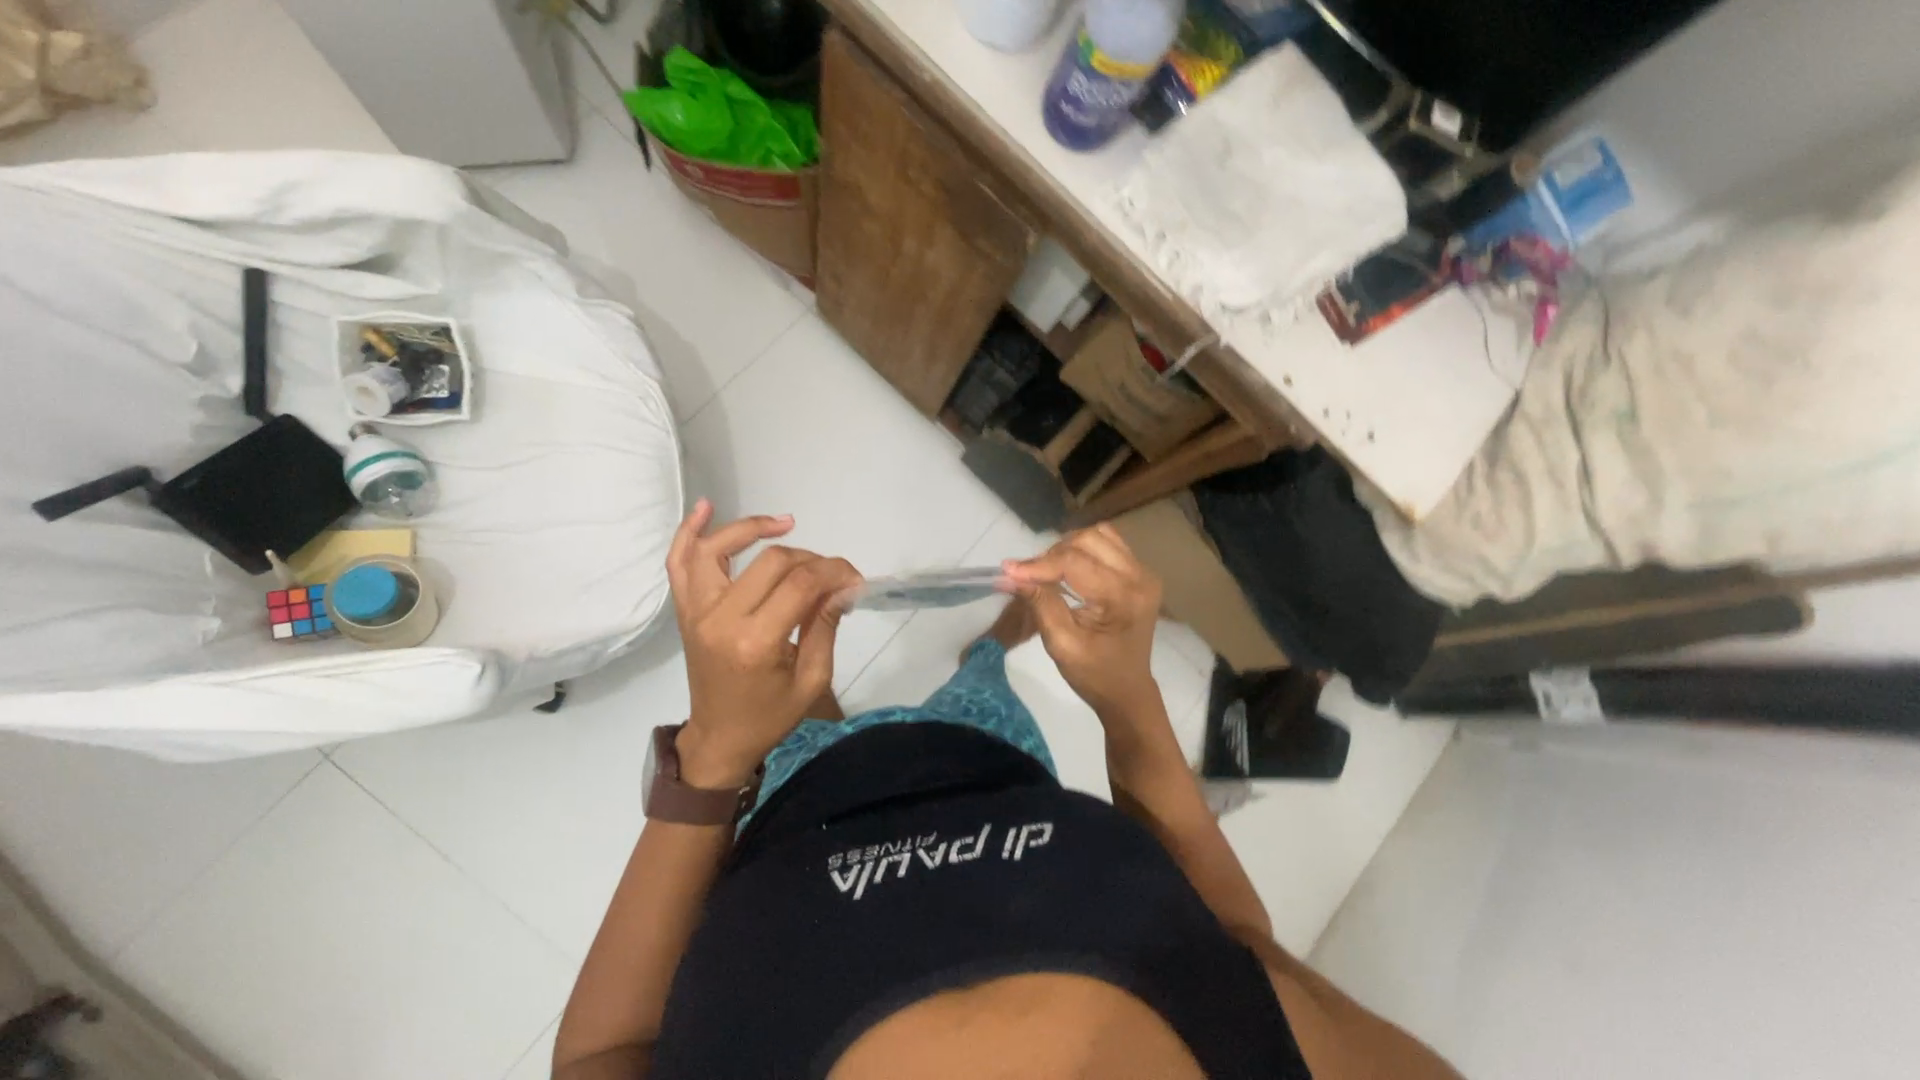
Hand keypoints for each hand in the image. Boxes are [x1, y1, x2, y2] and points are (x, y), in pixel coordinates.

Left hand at [666, 499, 861, 786]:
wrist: (720, 738)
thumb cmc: (770, 715)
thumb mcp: (812, 679)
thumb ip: (824, 625)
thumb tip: (844, 585)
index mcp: (756, 642)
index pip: (801, 584)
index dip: (834, 572)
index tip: (854, 577)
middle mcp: (721, 619)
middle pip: (770, 562)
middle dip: (811, 559)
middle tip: (831, 573)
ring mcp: (697, 612)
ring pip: (718, 550)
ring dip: (752, 529)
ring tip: (785, 523)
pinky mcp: (686, 611)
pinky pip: (679, 564)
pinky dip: (688, 532)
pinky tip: (706, 507)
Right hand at [1002, 524, 1163, 717]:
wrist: (1127, 691)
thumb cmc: (1094, 675)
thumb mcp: (1061, 644)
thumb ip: (1040, 603)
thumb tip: (1009, 574)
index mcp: (1123, 597)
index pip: (1074, 563)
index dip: (1038, 565)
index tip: (1007, 571)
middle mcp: (1139, 576)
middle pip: (1087, 540)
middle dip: (1053, 555)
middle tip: (1030, 577)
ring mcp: (1143, 572)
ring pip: (1098, 535)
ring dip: (1068, 548)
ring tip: (1050, 572)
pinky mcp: (1140, 573)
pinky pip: (1108, 543)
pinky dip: (1084, 549)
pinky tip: (1070, 569)